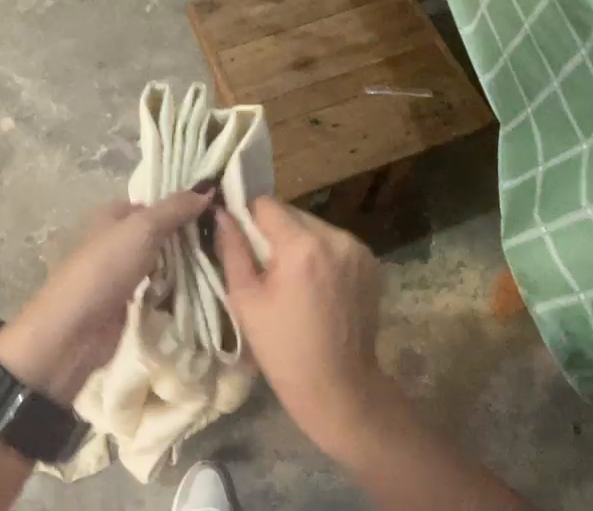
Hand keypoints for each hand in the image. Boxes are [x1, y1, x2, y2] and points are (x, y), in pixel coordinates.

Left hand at [0, 191, 209, 402]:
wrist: (74, 332)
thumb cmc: (105, 268)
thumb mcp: (142, 228)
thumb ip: (175, 208)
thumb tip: (209, 187)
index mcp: (111, 213)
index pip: (155, 202)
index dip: (182, 203)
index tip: (218, 209)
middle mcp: (115, 238)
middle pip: (159, 231)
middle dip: (187, 235)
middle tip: (225, 237)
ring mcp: (120, 272)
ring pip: (160, 260)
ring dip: (184, 263)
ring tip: (222, 260)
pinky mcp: (127, 301)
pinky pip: (157, 287)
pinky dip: (174, 288)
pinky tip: (202, 287)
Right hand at [215, 196, 391, 454]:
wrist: (340, 389)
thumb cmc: (283, 349)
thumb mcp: (245, 299)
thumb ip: (232, 249)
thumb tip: (221, 213)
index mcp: (302, 245)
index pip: (266, 204)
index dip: (248, 218)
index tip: (241, 240)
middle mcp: (335, 237)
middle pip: (292, 213)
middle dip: (275, 232)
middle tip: (266, 268)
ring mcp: (357, 249)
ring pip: (313, 226)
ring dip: (299, 242)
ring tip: (292, 280)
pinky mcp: (371, 262)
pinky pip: (334, 243)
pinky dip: (321, 254)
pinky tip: (316, 286)